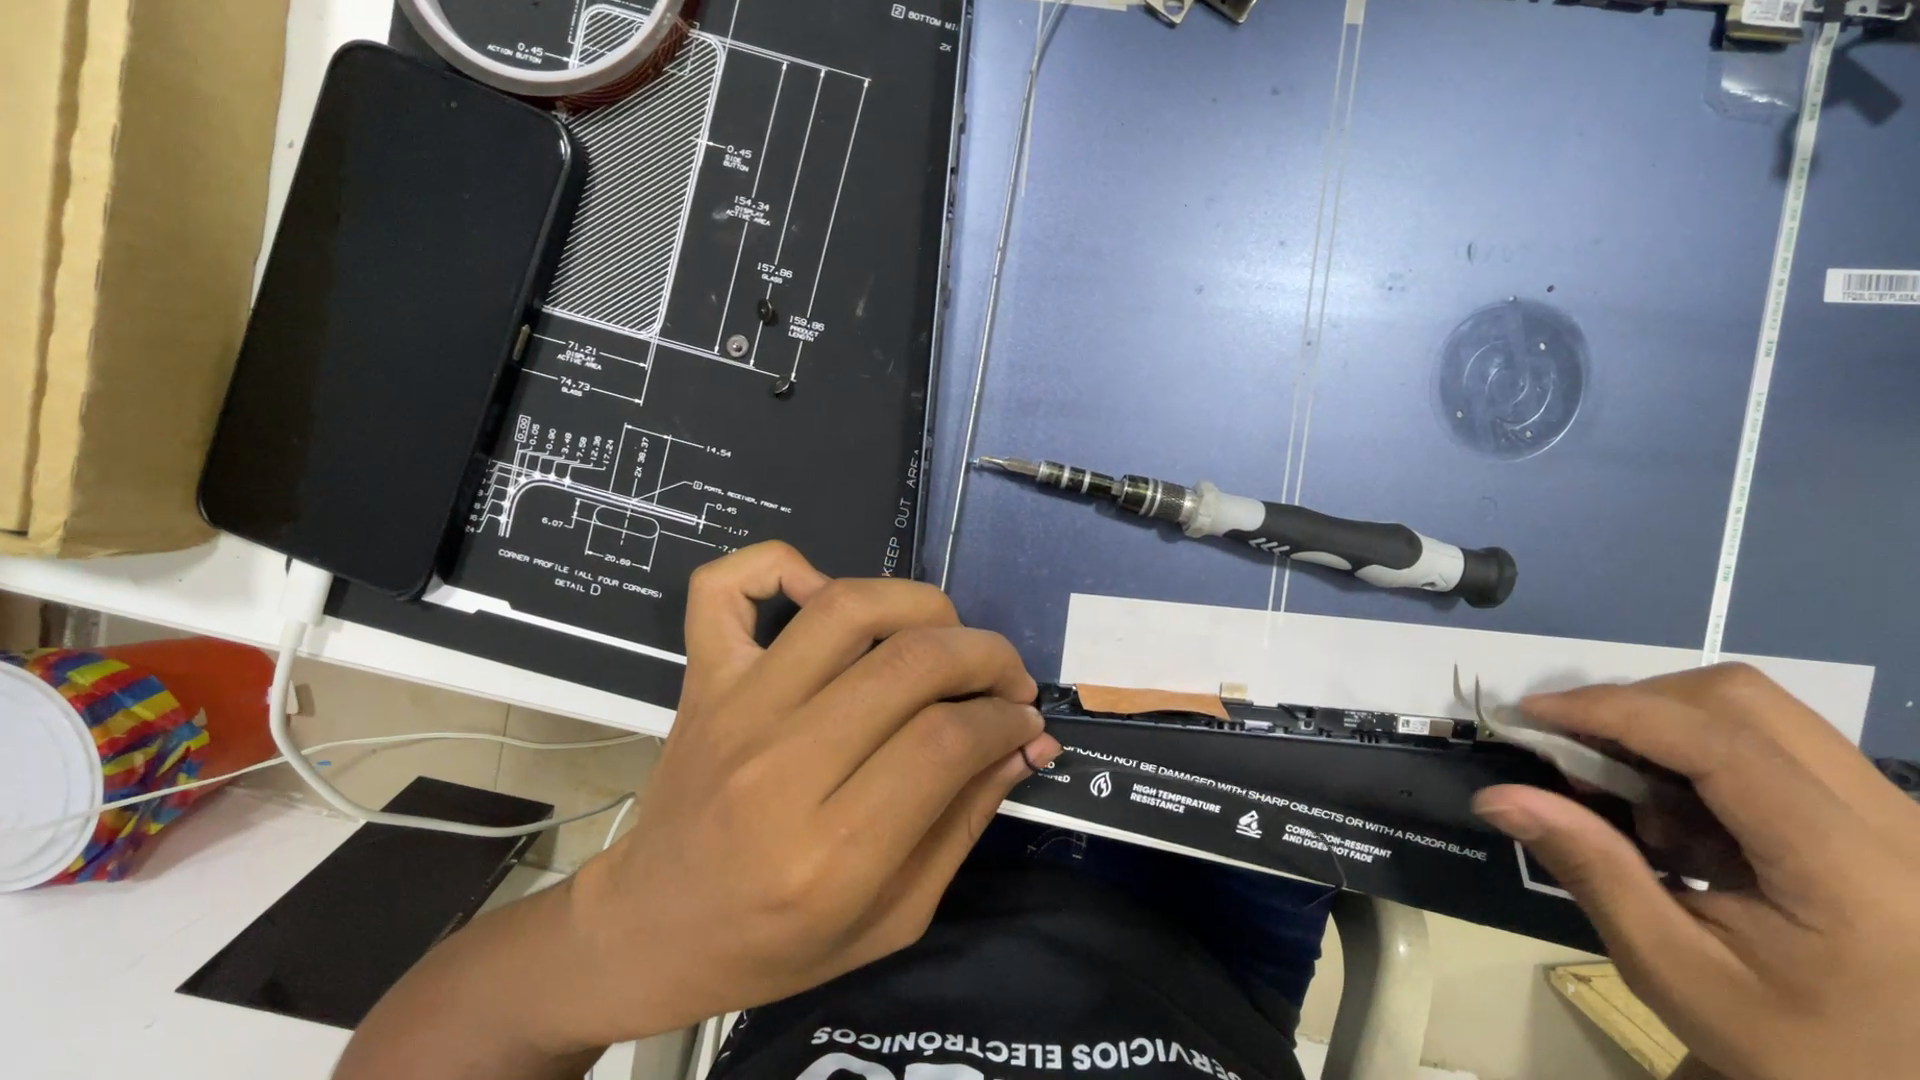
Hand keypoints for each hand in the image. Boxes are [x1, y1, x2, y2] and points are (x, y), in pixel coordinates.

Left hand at [562, 542, 1057, 1041]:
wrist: (652, 930)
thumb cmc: (776, 945)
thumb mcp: (894, 918)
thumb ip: (965, 823)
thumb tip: (1026, 744)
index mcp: (831, 852)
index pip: (946, 740)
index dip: (1005, 719)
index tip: (1023, 723)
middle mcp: (780, 768)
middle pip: (910, 663)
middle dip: (985, 656)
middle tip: (1005, 679)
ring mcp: (733, 711)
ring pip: (844, 609)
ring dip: (919, 605)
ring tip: (943, 636)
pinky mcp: (701, 681)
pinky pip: (726, 588)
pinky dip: (778, 563)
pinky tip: (822, 587)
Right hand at [1472, 665, 1919, 1079]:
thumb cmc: (1786, 1042)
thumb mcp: (1674, 970)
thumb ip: (1592, 870)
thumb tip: (1498, 797)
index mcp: (1849, 872)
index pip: (1723, 746)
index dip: (1616, 711)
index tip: (1530, 714)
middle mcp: (1893, 821)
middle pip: (1743, 702)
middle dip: (1635, 707)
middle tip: (1570, 752)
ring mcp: (1894, 811)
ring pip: (1757, 710)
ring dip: (1663, 726)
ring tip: (1622, 789)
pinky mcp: (1879, 812)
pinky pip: (1774, 739)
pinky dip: (1697, 749)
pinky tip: (1674, 812)